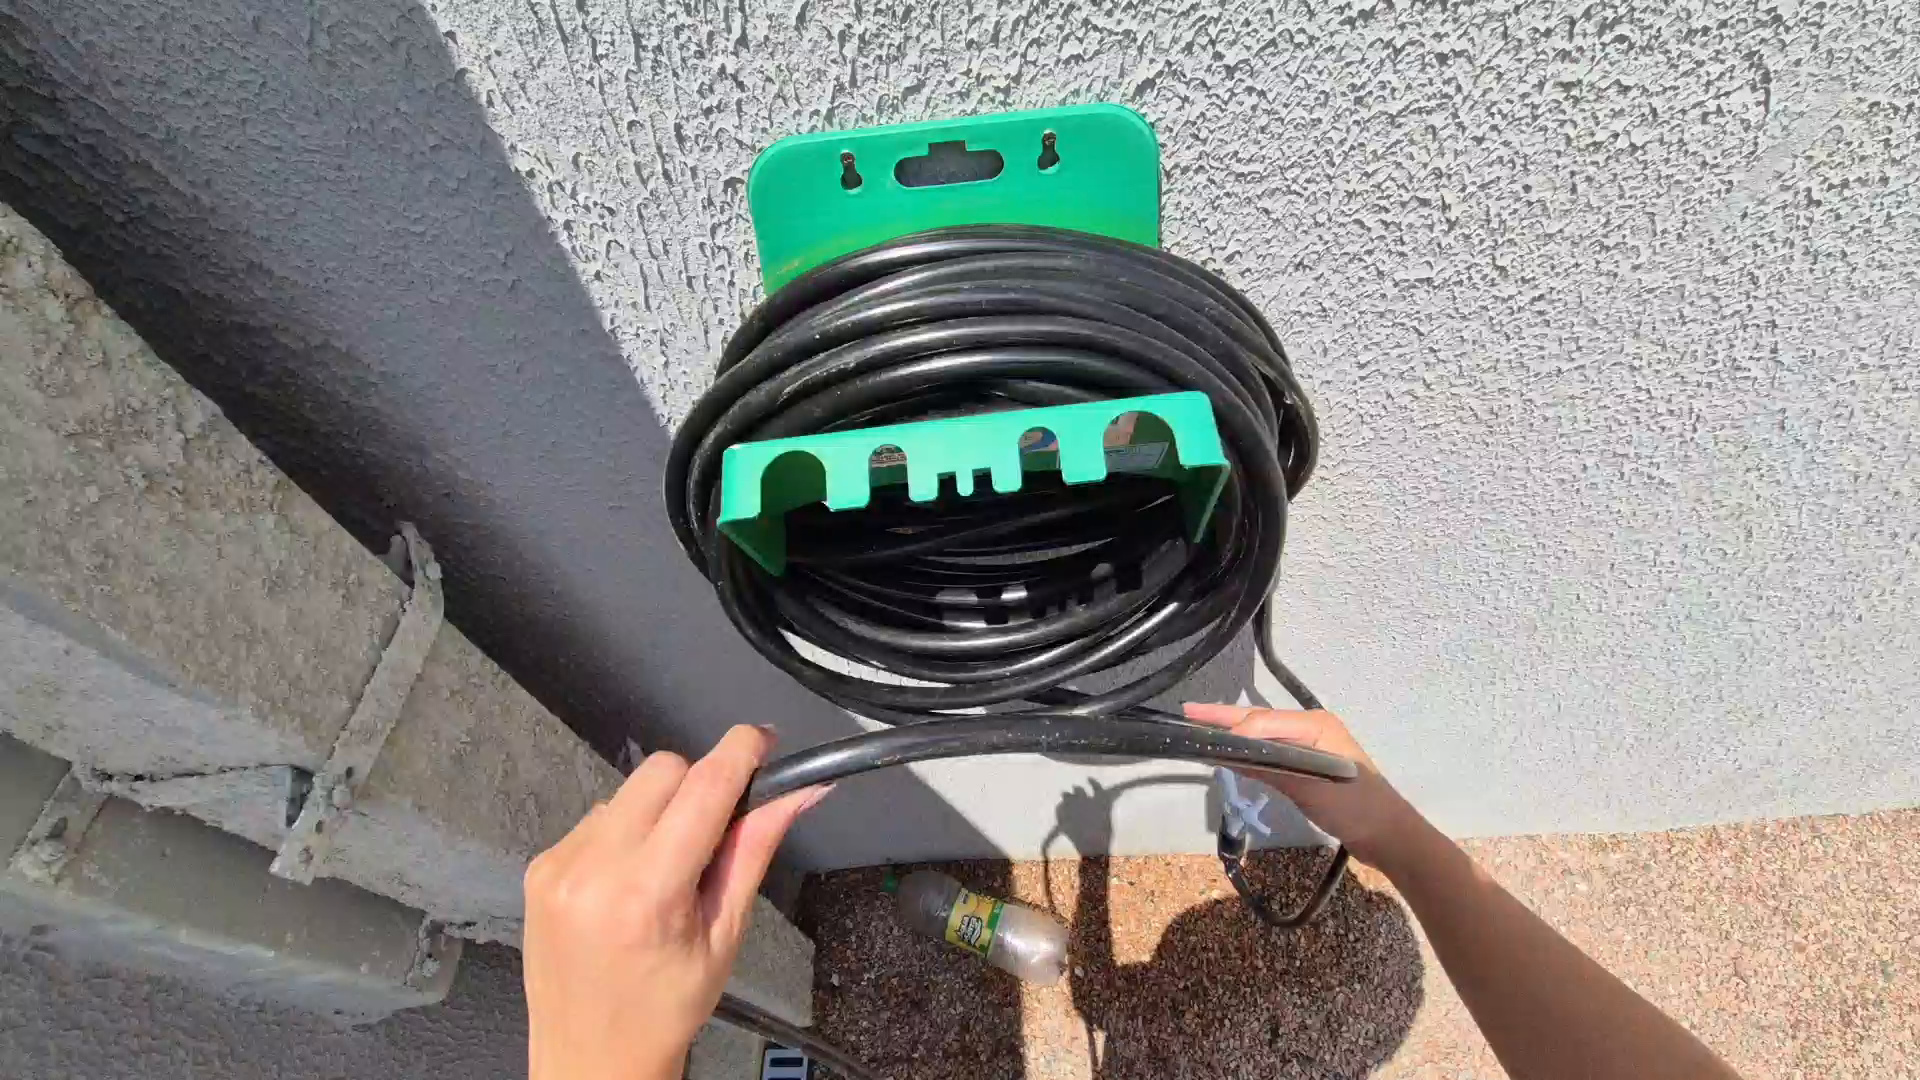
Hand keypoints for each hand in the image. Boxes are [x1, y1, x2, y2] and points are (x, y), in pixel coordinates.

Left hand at [522, 724, 829, 1079]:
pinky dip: (631, 826)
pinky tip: (634, 873)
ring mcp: (558, 864)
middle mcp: (593, 869)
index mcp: (647, 892)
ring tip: (671, 862)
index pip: (706, 785)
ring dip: (665, 805)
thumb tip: (803, 790)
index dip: (743, 750)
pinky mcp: (540, 865)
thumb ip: (759, 845)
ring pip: (633, 786)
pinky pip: (603, 811)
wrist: (588, 1066)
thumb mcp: (728, 930)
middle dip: (703, 783)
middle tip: (719, 826)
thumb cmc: (668, 1007)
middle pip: (667, 769)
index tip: (766, 741)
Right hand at [1182, 703, 1425, 868]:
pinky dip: (1246, 747)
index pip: (1265, 721)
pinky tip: (1226, 749)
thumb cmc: (1357, 808)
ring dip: (1231, 729)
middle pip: (1259, 718)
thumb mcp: (1313, 787)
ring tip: (1199, 724)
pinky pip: (1268, 748)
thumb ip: (1273, 767)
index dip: (1237, 728)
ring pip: (1261, 732)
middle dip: (1224, 716)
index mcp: (1316, 724)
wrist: (1390, 837)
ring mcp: (1307, 744)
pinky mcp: (1304, 762)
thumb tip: (1231, 754)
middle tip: (1189, 711)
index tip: (1209, 740)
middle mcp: (1309, 727)